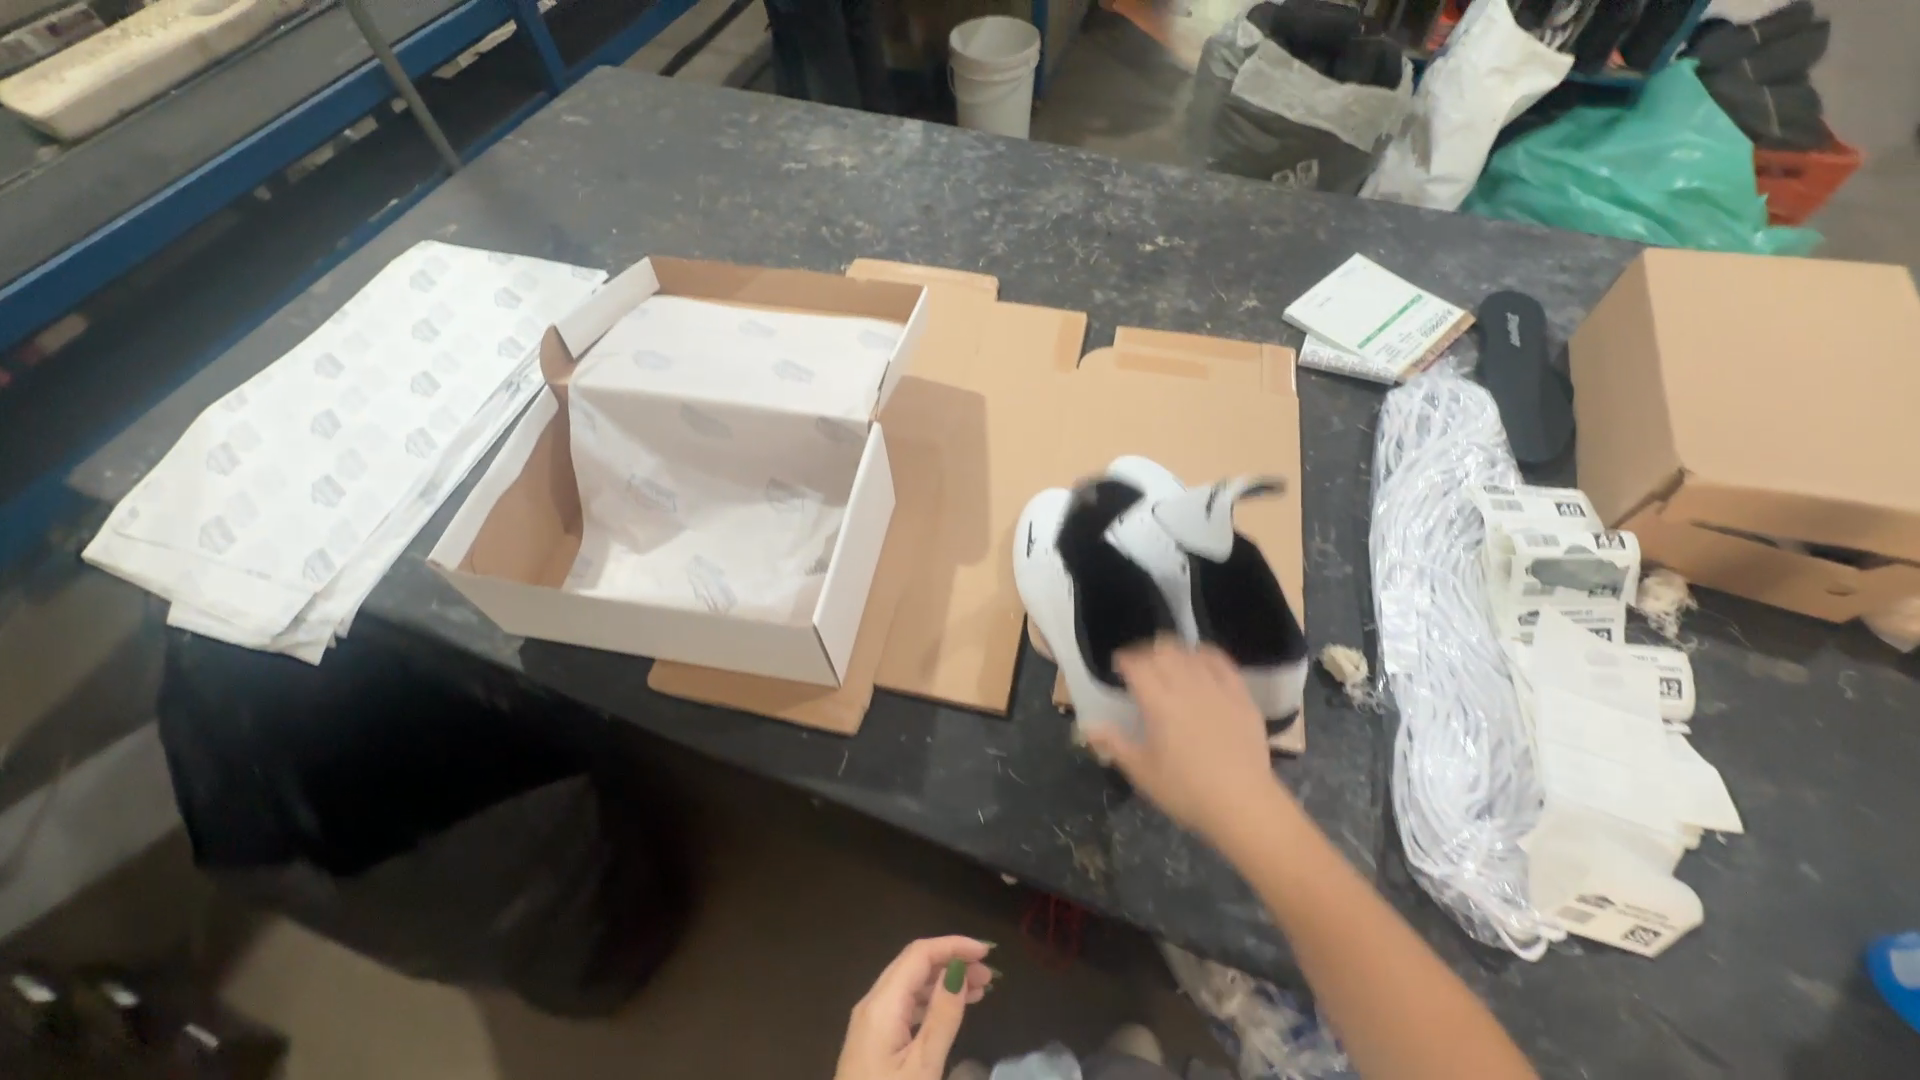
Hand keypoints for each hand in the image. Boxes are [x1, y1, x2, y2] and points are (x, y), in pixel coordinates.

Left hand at [834, 937, 994, 1079]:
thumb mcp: (923, 1067)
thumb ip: (942, 1017)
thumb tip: (959, 970)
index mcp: (882, 1005)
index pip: (919, 954)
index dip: (953, 945)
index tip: (987, 953)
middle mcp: (872, 1003)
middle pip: (914, 964)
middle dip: (952, 960)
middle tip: (990, 975)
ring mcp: (870, 1020)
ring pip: (910, 983)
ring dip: (944, 979)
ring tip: (980, 990)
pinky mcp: (873, 1038)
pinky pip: (905, 1003)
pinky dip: (932, 999)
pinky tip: (953, 1009)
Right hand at [1089, 639, 1288, 843]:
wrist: (1242, 803)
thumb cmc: (1186, 791)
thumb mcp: (1142, 772)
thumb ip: (1115, 744)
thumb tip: (1089, 728)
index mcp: (1158, 704)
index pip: (1137, 666)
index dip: (1124, 660)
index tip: (1118, 667)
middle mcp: (1186, 687)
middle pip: (1163, 652)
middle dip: (1148, 653)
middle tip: (1141, 666)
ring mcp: (1217, 688)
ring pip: (1190, 653)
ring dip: (1175, 652)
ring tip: (1168, 663)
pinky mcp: (1240, 696)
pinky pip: (1222, 663)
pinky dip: (1206, 656)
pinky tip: (1201, 661)